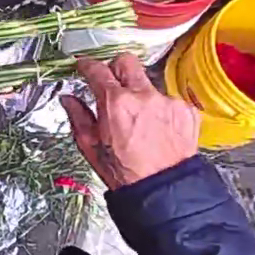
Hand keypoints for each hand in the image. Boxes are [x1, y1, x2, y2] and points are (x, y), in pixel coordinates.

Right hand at [61, 53, 199, 188]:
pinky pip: (168, 100)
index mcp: (116, 103)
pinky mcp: (186, 110)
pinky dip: (161, 110)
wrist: (163, 192)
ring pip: (148, 83)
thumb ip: (78, 117)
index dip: (87, 65)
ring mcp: (167, 101)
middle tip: (111, 84)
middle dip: (115, 69)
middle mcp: (144, 96)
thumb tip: (69, 100)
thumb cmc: (125, 174)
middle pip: (126, 62)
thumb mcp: (91, 147)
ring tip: (138, 120)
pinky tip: (157, 129)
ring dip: (140, 94)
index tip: (85, 67)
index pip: (97, 69)